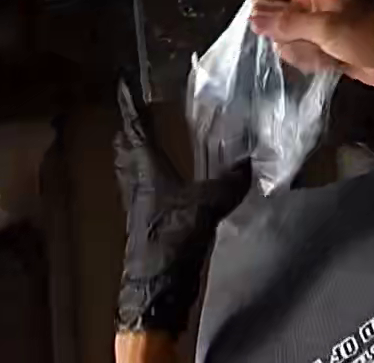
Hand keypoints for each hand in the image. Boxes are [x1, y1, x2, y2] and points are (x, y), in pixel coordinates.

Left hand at [113, 81, 248, 334]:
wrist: (155, 291)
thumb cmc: (171, 240)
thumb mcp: (205, 206)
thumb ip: (228, 182)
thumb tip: (251, 162)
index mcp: (144, 168)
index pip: (133, 127)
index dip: (127, 104)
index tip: (123, 82)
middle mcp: (135, 180)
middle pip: (124, 145)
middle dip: (129, 125)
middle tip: (138, 107)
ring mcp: (137, 202)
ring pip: (129, 165)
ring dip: (135, 148)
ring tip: (150, 133)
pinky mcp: (144, 220)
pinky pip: (140, 184)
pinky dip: (147, 171)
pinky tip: (166, 174)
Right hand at [247, 0, 373, 86]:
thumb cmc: (362, 36)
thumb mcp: (324, 27)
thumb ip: (287, 23)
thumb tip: (251, 17)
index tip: (257, 22)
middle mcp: (305, 4)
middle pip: (272, 14)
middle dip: (283, 34)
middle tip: (301, 42)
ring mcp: (309, 26)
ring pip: (282, 37)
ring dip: (298, 50)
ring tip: (320, 53)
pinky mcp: (315, 46)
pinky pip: (295, 52)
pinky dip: (307, 60)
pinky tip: (326, 62)